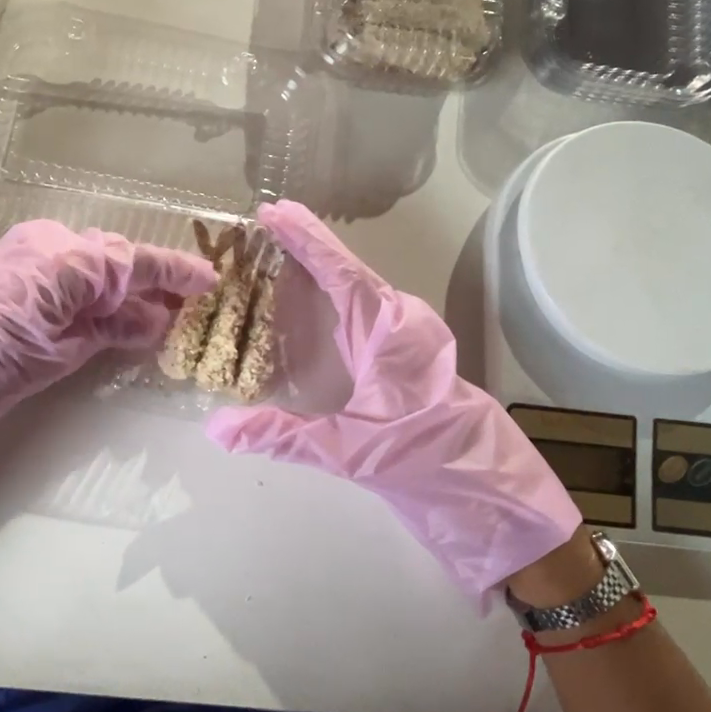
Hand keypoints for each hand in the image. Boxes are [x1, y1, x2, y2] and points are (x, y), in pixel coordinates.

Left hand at [0, 220, 217, 512]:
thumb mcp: (53, 355)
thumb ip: (107, 327)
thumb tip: (156, 318)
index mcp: (57, 258)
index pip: (130, 259)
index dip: (175, 270)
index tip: (213, 280)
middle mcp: (42, 247)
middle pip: (112, 259)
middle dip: (152, 280)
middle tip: (190, 306)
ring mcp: (22, 262)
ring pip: (90, 269)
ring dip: (125, 290)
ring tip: (162, 317)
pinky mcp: (6, 284)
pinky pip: (66, 281)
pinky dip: (95, 297)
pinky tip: (115, 318)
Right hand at [206, 201, 581, 604]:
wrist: (494, 500)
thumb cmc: (431, 463)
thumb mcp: (349, 451)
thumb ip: (280, 437)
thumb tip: (216, 428)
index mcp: (391, 331)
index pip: (341, 271)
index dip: (305, 239)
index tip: (272, 211)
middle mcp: (401, 325)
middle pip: (347, 273)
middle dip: (305, 250)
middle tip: (259, 232)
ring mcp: (408, 342)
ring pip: (358, 294)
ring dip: (319, 275)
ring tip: (274, 261)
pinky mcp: (407, 364)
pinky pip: (363, 317)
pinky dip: (331, 304)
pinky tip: (307, 314)